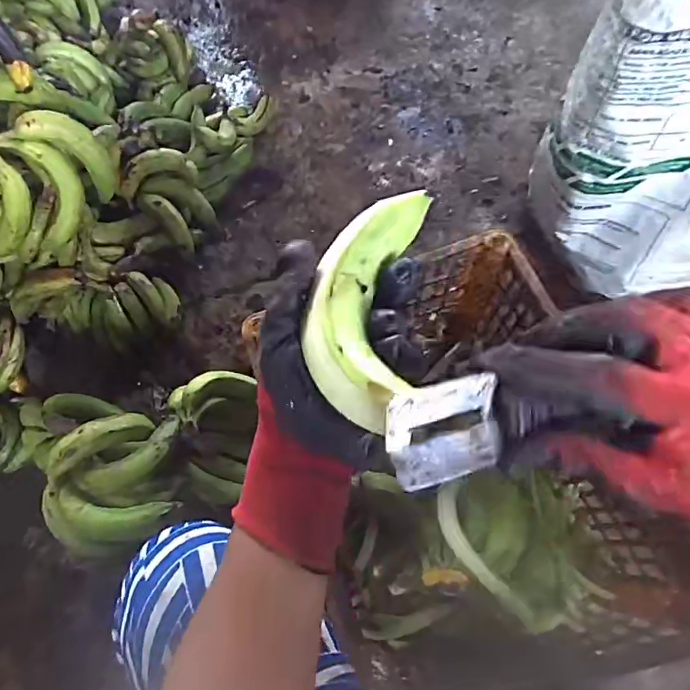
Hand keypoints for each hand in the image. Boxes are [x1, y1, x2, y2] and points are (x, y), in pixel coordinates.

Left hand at [233, 241, 398, 573]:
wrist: (296, 443)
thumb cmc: (285, 386)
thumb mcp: (278, 336)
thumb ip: (288, 294)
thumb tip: (300, 246)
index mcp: (338, 317)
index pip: (365, 284)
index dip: (376, 266)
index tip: (385, 254)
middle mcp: (366, 335)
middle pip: (393, 303)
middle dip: (397, 288)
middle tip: (398, 277)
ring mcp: (384, 364)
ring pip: (404, 333)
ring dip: (394, 326)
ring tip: (383, 330)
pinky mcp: (396, 391)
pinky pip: (411, 368)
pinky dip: (404, 357)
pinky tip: (391, 354)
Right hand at [480, 289, 689, 635]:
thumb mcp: (643, 484)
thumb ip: (586, 453)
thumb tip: (524, 440)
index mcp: (683, 403)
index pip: (600, 374)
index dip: (544, 367)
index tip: (501, 364)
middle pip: (615, 322)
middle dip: (558, 332)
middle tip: (520, 347)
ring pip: (634, 304)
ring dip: (584, 317)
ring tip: (548, 337)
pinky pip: (662, 298)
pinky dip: (626, 304)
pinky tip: (606, 322)